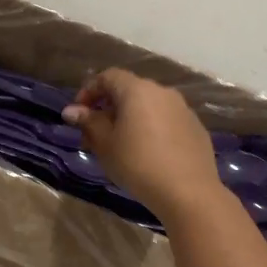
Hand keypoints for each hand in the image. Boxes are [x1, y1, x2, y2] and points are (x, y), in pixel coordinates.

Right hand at [63, 68, 223, 218]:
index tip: (78, 113)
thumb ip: (88, 122)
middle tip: (93, 133)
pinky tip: (145, 152)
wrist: (187, 190)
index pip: (108, 76)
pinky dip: (149, 127)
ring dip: (128, 118)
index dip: (88, 90)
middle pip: (128, 90)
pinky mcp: (194, 127)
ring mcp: (182, 109)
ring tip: (118, 144)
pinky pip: (164, 119)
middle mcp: (162, 92)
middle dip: (107, 107)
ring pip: (147, 105)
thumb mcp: (104, 143)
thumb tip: (72, 110)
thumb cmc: (137, 163)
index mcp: (137, 91)